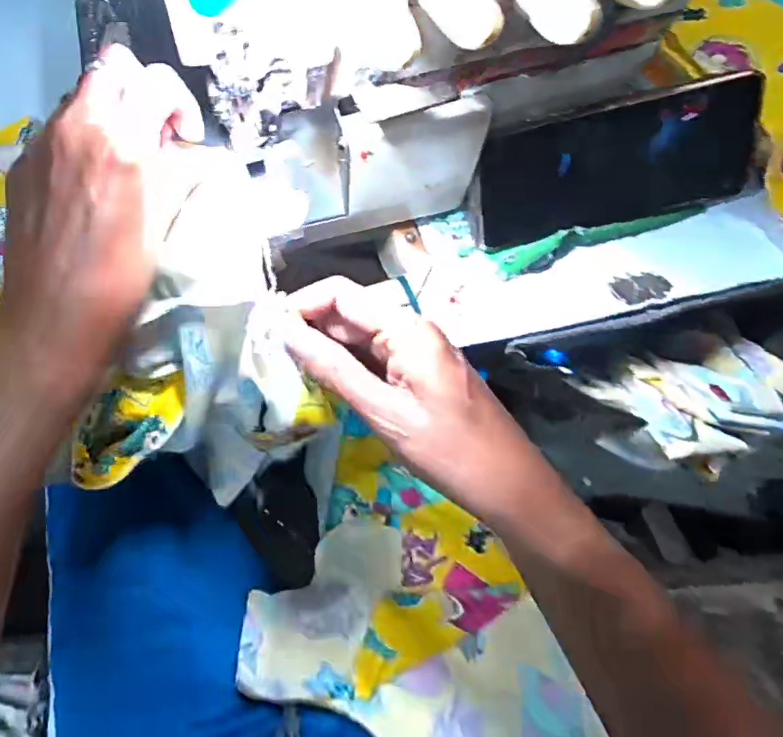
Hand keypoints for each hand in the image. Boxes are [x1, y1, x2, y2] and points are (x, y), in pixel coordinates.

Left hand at [0, 43, 201, 411]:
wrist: (49, 322)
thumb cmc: (118, 281)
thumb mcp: (161, 220)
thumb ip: (171, 167)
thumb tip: (174, 145)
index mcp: (120, 142)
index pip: (157, 81)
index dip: (179, 104)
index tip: (181, 138)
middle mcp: (75, 129)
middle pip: (109, 68)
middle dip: (136, 90)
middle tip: (146, 132)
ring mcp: (40, 144)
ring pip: (78, 98)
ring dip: (103, 113)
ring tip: (113, 159)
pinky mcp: (19, 166)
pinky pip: (53, 132)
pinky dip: (74, 141)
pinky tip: (79, 185)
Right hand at [281, 277, 553, 526]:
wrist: (513, 489)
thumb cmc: (449, 452)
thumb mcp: (383, 412)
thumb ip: (333, 369)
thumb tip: (286, 333)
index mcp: (406, 329)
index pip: (340, 294)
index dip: (301, 304)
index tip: (270, 330)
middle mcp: (411, 329)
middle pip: (348, 311)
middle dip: (309, 326)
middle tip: (274, 354)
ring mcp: (417, 349)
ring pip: (358, 334)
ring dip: (325, 347)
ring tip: (292, 369)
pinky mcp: (418, 370)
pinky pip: (373, 355)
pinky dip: (347, 364)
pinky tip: (325, 382)